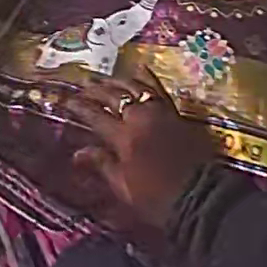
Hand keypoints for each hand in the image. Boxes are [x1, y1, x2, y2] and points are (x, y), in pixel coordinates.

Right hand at [64, 70, 214, 231]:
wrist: (198, 194)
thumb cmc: (157, 198)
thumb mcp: (124, 187)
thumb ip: (102, 164)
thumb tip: (78, 153)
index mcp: (123, 138)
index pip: (96, 117)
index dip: (81, 108)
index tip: (69, 101)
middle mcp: (139, 118)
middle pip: (114, 97)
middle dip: (97, 90)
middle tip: (85, 85)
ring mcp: (158, 111)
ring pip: (134, 87)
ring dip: (117, 81)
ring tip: (106, 78)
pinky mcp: (173, 110)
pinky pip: (157, 88)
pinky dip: (146, 77)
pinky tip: (139, 69)